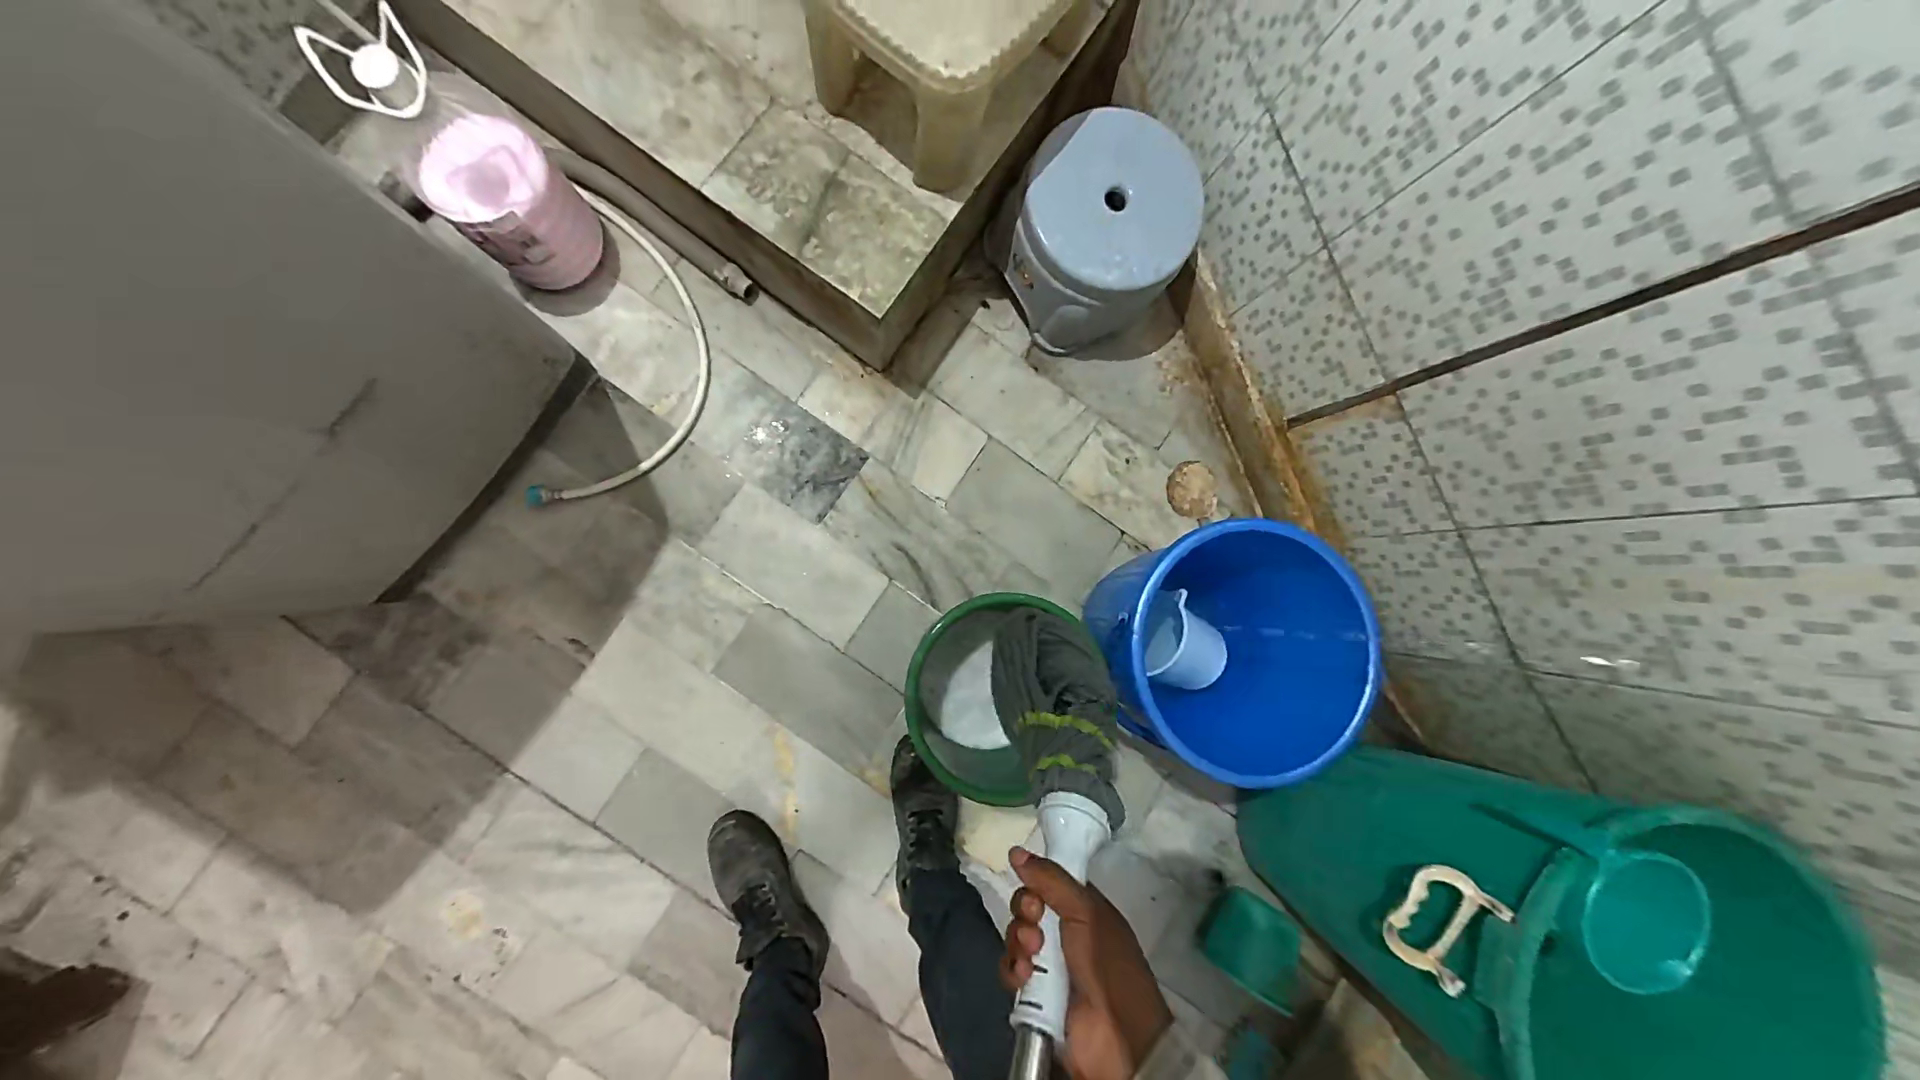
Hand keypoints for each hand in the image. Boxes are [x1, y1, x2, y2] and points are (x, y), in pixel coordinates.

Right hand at [999, 847, 1172, 1079]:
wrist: (1118, 1035)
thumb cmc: (1107, 964)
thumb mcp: (1085, 912)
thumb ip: (1051, 879)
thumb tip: (1015, 850)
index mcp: (1082, 908)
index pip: (1046, 882)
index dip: (1035, 883)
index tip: (1036, 895)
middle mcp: (1064, 931)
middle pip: (1026, 908)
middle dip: (1024, 915)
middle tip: (1036, 930)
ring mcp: (1049, 963)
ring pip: (1016, 937)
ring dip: (1018, 944)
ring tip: (1032, 959)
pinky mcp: (1035, 994)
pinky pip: (1011, 971)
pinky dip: (1012, 971)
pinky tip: (1024, 979)